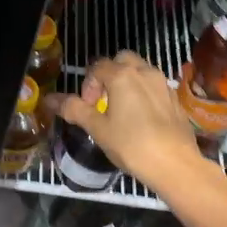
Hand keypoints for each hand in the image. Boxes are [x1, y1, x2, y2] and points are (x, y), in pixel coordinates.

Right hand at [52, 52, 216, 195]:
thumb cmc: (131, 145)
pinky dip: (144, 94)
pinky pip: (155, 87)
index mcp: (123, 76)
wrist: (175, 165)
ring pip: (141, 71)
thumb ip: (74, 109)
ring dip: (128, 82)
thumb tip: (50, 99)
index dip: (88, 85)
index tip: (88, 107)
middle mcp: (145, 73)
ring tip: (122, 110)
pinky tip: (142, 120)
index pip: (97, 67)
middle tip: (104, 100)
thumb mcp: (97, 129)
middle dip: (109, 75)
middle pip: (122, 60)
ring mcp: (164, 85)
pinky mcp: (176, 100)